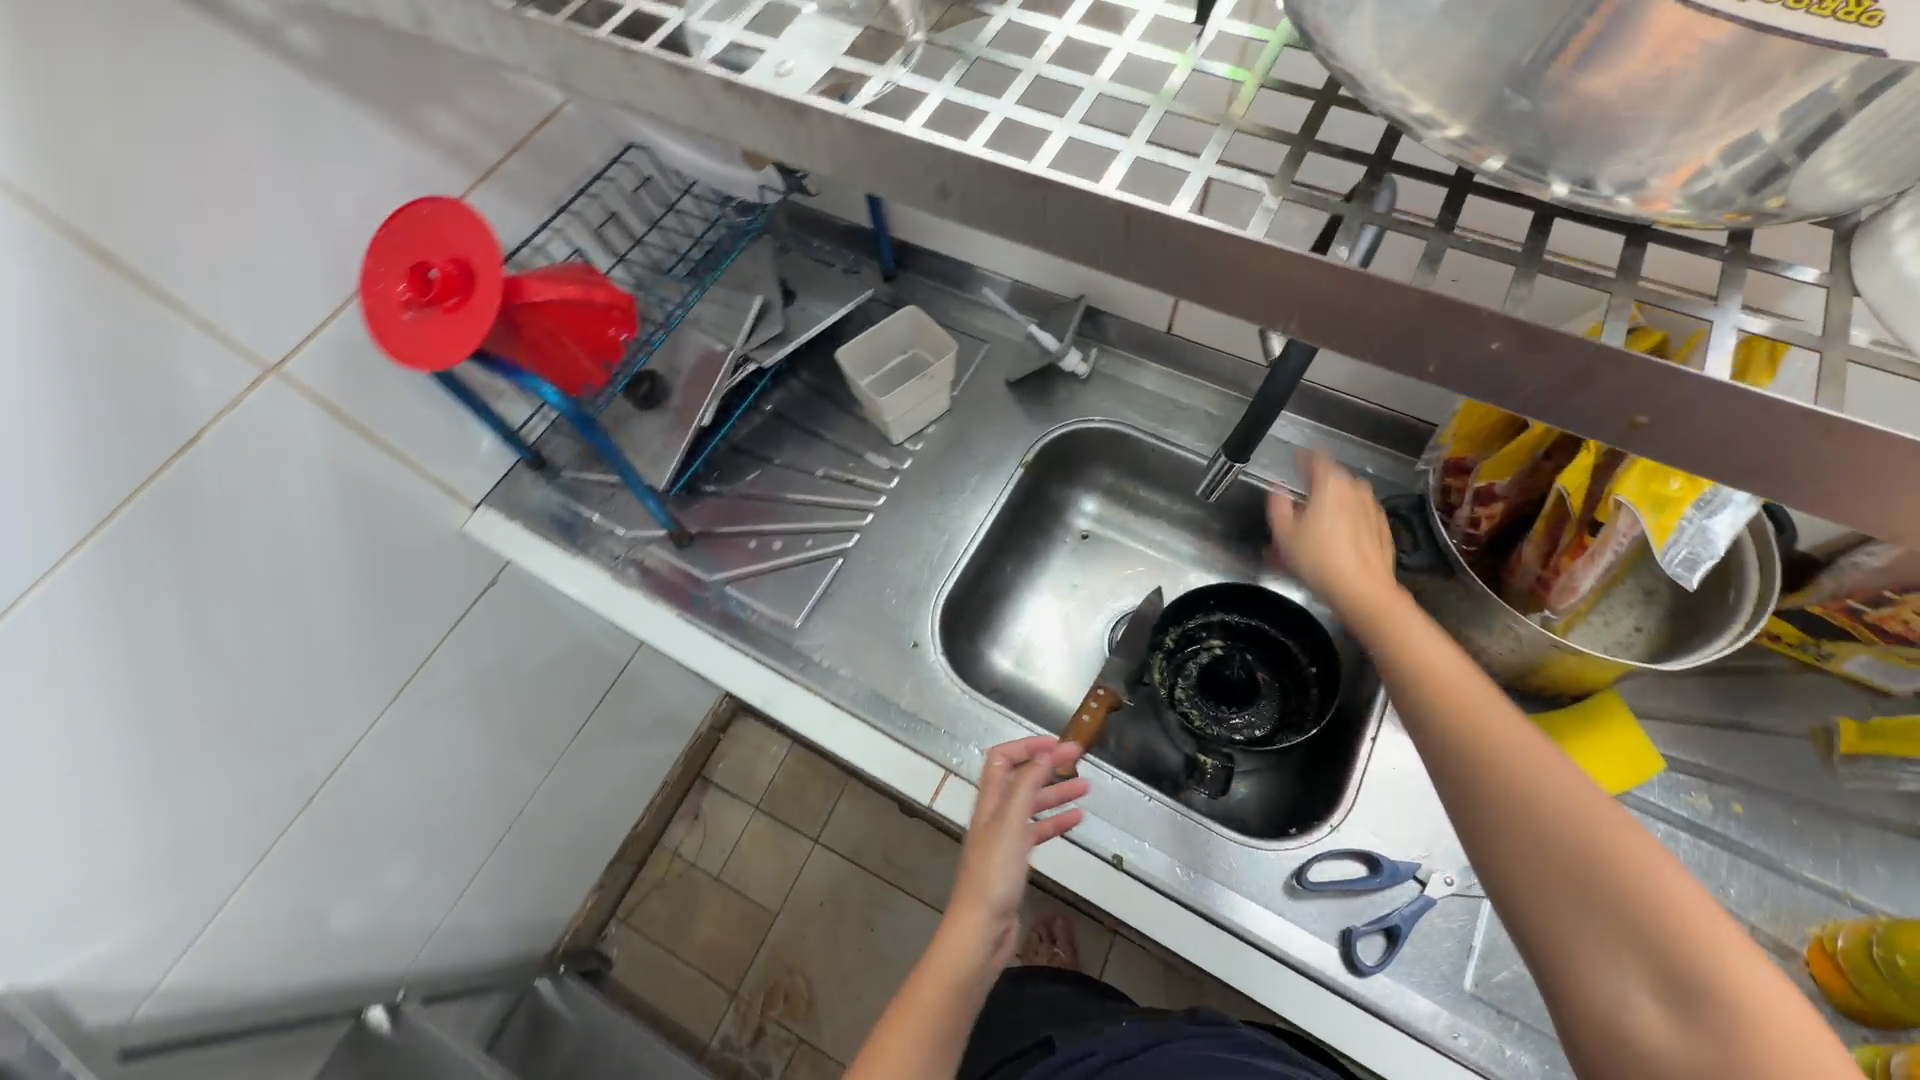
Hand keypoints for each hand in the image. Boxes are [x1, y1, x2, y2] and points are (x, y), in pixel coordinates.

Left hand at [943, 736, 1088, 967]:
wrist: (981, 931)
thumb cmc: (993, 875)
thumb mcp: (1011, 824)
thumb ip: (1026, 785)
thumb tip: (1045, 751)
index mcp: (989, 801)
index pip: (1003, 758)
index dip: (1028, 745)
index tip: (1059, 744)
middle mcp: (995, 815)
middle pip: (1021, 779)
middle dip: (1048, 765)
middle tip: (1080, 759)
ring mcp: (1004, 839)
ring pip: (1032, 805)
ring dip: (1057, 793)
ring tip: (1086, 787)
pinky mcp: (1015, 861)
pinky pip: (1038, 832)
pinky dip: (1056, 823)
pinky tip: (1077, 819)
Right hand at [1268, 449, 1401, 620]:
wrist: (1363, 590)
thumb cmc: (1318, 559)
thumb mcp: (1284, 534)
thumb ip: (1277, 505)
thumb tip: (1278, 491)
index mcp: (1330, 484)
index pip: (1316, 458)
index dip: (1303, 457)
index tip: (1294, 460)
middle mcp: (1355, 489)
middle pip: (1332, 479)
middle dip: (1314, 488)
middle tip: (1298, 507)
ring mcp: (1372, 508)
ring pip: (1346, 499)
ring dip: (1330, 506)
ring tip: (1314, 529)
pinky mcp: (1382, 527)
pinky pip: (1358, 515)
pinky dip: (1345, 521)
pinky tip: (1335, 542)